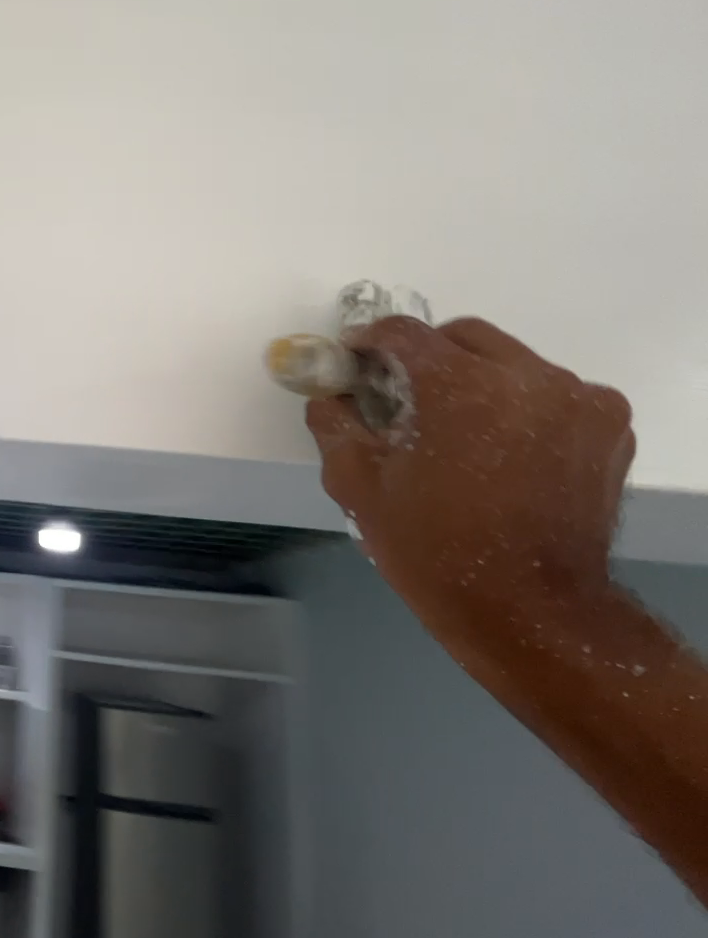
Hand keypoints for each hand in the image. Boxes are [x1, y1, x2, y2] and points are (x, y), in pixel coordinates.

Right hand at [306, 316, 635, 629]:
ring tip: (446, 428)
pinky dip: (514, 406)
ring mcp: (580, 402)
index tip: (351, 358)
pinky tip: (490, 448)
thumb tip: (329, 394)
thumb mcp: (355, 482)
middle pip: (465, 338)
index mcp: (462, 387)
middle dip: (424, 355)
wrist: (523, 604)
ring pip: (511, 364)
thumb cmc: (427, 543)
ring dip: (471, 380)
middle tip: (394, 393)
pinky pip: (550, 395)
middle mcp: (531, 379)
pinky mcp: (608, 429)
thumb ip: (334, 423)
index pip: (406, 333)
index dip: (369, 340)